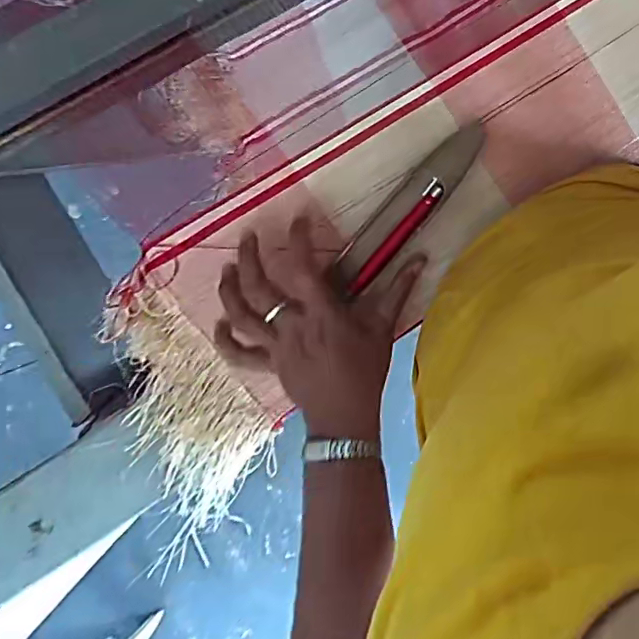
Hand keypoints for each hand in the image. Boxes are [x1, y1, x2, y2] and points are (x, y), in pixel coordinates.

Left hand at [212, 216, 424, 438]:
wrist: (345, 418)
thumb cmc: (366, 370)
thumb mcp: (384, 327)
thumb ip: (398, 289)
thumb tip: (421, 258)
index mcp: (322, 315)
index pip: (302, 270)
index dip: (297, 242)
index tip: (298, 220)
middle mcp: (293, 327)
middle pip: (260, 290)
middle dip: (250, 260)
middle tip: (248, 237)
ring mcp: (277, 347)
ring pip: (242, 317)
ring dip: (230, 291)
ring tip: (227, 268)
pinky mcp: (269, 365)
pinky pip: (240, 354)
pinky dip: (224, 339)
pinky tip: (217, 323)